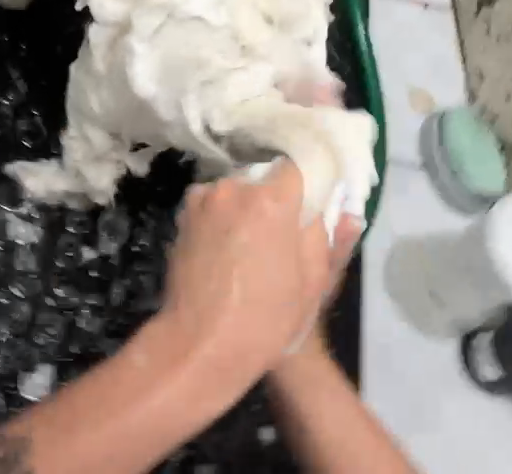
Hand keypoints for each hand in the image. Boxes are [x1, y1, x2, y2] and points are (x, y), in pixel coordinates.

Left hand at [154, 162, 351, 387]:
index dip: (302, 189)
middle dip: (271, 200)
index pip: (294, 170)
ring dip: (243, 207)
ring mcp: (203, 198)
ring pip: (234, 191)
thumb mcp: (311, 281)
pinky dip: (219, 216)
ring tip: (247, 247)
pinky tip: (221, 248)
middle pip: (261, 180)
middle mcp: (233, 188)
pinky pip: (211, 203)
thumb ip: (322, 234)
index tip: (306, 208)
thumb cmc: (266, 318)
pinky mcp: (182, 213)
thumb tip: (328, 207)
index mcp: (271, 201)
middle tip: (278, 236)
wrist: (202, 341)